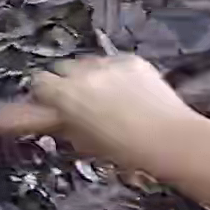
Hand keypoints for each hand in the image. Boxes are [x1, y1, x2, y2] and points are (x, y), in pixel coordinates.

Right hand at [28, 55, 202, 172]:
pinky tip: (128, 91)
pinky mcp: (131, 59)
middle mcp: (83, 72)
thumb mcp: (83, 142)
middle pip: (61, 68)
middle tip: (79, 102)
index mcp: (65, 95)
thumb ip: (61, 124)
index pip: (38, 82)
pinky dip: (115, 73)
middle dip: (66, 82)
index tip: (51, 105)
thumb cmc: (124, 151)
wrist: (171, 139)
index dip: (44, 94)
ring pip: (87, 63)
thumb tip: (52, 118)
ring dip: (90, 76)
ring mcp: (109, 63)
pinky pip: (113, 62)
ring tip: (107, 96)